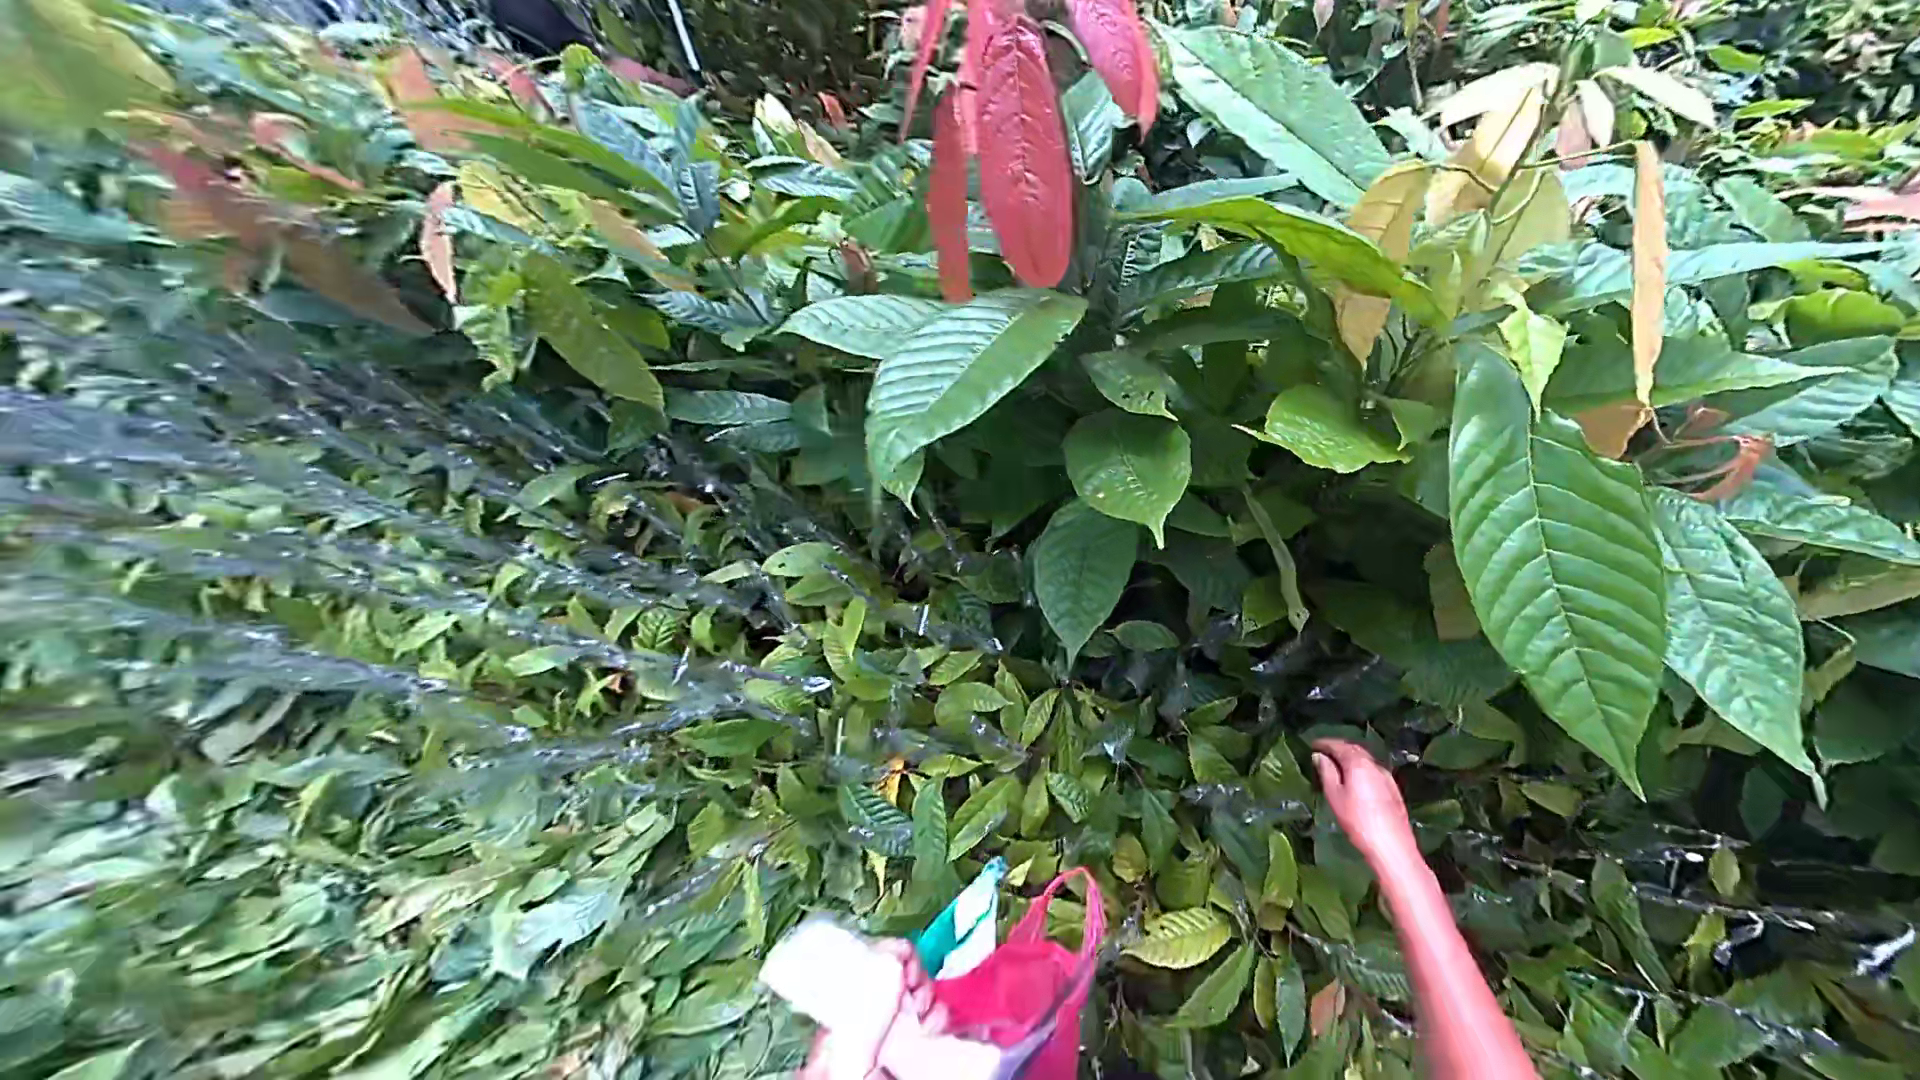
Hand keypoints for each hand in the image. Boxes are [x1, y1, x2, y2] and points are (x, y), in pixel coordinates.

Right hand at [1311, 739, 1420, 871]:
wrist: (1392, 847)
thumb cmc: (1357, 820)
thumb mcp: (1334, 795)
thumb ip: (1326, 772)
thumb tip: (1319, 756)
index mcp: (1359, 764)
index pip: (1339, 746)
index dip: (1325, 743)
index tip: (1313, 744)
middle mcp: (1375, 766)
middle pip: (1355, 750)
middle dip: (1339, 748)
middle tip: (1324, 751)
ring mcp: (1387, 778)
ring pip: (1366, 760)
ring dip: (1351, 758)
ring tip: (1337, 764)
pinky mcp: (1394, 791)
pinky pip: (1373, 771)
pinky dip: (1361, 768)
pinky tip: (1356, 779)